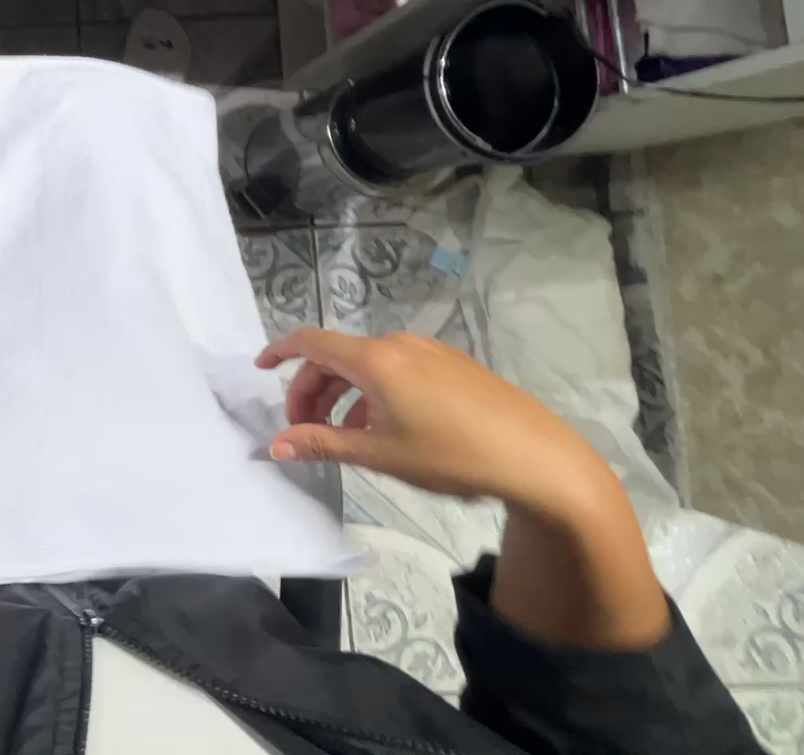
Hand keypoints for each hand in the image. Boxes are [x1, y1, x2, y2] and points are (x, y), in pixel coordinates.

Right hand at [255, 327, 613, 519]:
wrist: (543, 461)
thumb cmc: (452, 455)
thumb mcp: (379, 454)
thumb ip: (322, 444)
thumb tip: (275, 446)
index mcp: (374, 360)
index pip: (310, 342)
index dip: (279, 351)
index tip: (260, 369)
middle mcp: (397, 345)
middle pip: (335, 357)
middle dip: (311, 391)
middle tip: (305, 429)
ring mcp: (428, 351)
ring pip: (366, 364)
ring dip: (343, 394)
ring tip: (346, 435)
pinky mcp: (453, 363)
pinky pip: (395, 368)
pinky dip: (373, 391)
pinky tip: (386, 426)